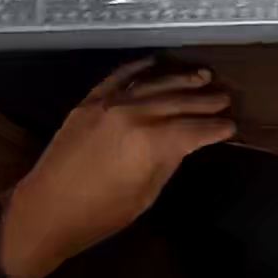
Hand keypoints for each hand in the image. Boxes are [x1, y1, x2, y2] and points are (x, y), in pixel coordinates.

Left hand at [0, 58, 233, 277]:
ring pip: (153, 85)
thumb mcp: (145, 195)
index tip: (231, 126)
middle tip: (226, 97)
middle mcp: (134, 114)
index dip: (215, 128)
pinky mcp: (90, 101)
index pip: (194, 130)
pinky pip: (119, 77)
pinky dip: (139, 68)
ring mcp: (109, 103)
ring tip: (203, 76)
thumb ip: (168, 161)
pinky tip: (156, 63)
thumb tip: (185, 142)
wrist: (46, 209)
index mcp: (151, 143)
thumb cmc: (100, 215)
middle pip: (178, 102)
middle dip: (204, 101)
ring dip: (180, 79)